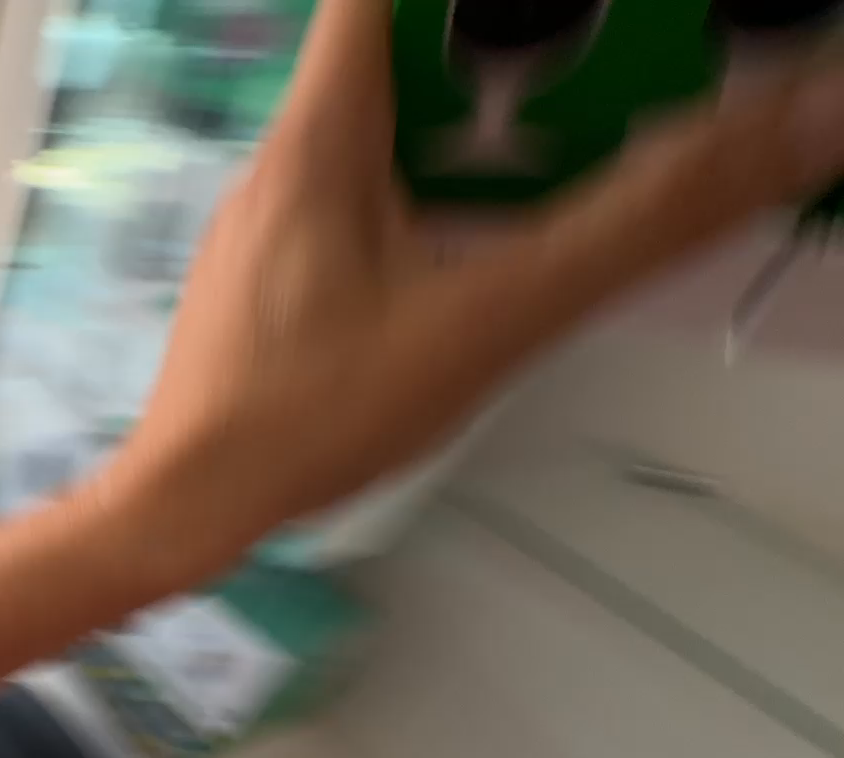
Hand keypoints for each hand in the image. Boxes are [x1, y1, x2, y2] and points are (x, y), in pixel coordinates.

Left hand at [101, 0, 843, 585]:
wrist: (189, 496)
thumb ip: (641, 220)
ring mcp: (254, 232)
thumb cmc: (311, 411)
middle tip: (606, 86)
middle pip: (389, 63)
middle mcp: (272, 171)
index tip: (549, 10)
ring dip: (465, 139)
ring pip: (367, 144)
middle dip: (504, 58)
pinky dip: (411, 204)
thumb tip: (814, 113)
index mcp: (315, 143)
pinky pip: (339, 211)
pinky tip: (458, 257)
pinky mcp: (250, 283)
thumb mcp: (486, 318)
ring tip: (558, 170)